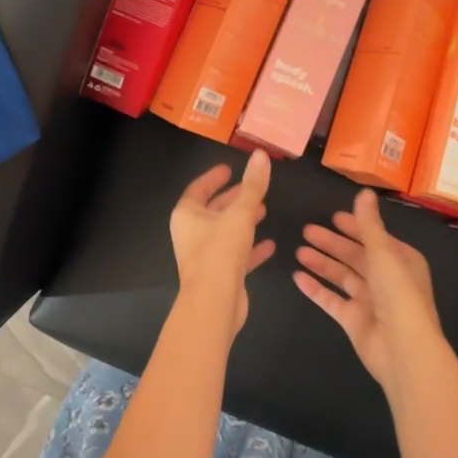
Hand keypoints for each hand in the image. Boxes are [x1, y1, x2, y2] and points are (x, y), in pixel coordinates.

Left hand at [169, 150, 275, 330]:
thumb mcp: (240, 213)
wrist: (214, 303)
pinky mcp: (220, 275)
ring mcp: (205, 255)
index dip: (214, 177)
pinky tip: (270, 244)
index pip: (198, 188)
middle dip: (233, 198)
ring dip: (244, 220)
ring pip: (226, 232)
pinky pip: (237, 255)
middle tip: (254, 188)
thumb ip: (253, 186)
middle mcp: (191, 233)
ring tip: (265, 209)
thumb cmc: (220, 251)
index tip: (230, 169)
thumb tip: (261, 154)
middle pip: (213, 209)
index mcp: (186, 215)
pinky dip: (251, 248)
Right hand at [293, 188, 442, 396]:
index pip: (375, 238)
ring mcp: (370, 301)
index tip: (333, 216)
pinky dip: (316, 289)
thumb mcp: (383, 254)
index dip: (355, 227)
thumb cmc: (398, 295)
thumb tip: (364, 192)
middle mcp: (387, 279)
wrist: (403, 349)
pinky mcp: (354, 321)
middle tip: (306, 231)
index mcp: (402, 261)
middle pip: (355, 256)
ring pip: (342, 277)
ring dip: (322, 263)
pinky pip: (332, 300)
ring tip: (299, 251)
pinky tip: (298, 278)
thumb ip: (369, 225)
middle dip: (332, 244)